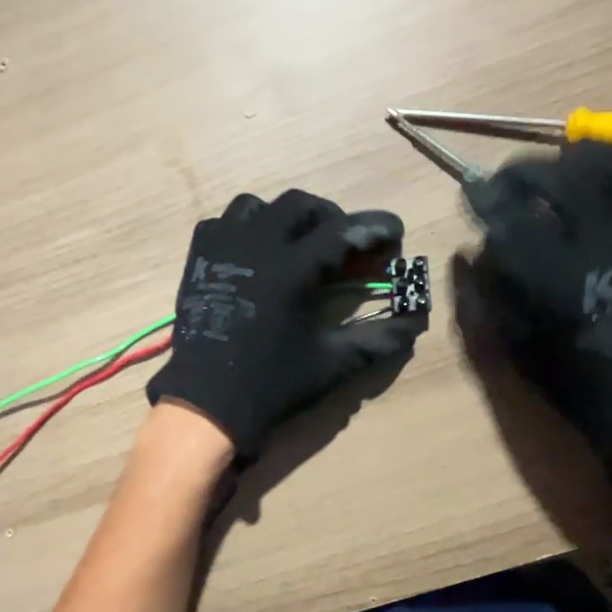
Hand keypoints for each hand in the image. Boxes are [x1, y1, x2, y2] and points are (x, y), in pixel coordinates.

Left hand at [146, 190, 425, 458]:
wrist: (208, 405)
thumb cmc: (273, 385)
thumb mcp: (332, 365)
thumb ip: (377, 340)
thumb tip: (414, 324)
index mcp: (292, 269)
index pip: (342, 231)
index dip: (373, 227)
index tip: (394, 231)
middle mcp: (256, 246)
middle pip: (299, 206)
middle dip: (330, 217)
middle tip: (345, 243)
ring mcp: (221, 250)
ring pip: (256, 207)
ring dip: (284, 218)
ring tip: (298, 243)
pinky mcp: (197, 261)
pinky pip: (222, 224)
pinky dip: (244, 229)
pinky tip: (256, 254)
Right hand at [467, 141, 611, 508]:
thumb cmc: (585, 386)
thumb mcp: (522, 353)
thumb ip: (489, 302)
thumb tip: (469, 256)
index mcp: (554, 279)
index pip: (510, 216)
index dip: (487, 199)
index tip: (476, 195)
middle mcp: (598, 243)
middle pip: (556, 179)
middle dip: (525, 174)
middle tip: (509, 181)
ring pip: (604, 167)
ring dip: (571, 164)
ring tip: (555, 173)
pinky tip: (606, 176)